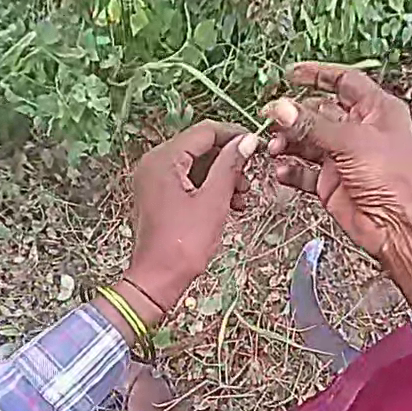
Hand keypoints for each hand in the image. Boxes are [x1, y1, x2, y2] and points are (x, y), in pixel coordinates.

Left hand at [122, 120, 256, 311]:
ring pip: (195, 165)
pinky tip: (227, 205)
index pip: (205, 132)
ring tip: (240, 199)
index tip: (259, 146)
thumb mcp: (214, 201)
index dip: (235, 136)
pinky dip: (207, 188)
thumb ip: (230, 165)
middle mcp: (153, 163)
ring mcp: (153, 180)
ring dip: (221, 177)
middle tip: (247, 182)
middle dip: (228, 161)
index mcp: (163, 159)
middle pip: (199, 147)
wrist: (157, 278)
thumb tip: (248, 140)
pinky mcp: (156, 196)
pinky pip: (186, 181)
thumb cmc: (183, 243)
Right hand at [264, 63, 411, 300]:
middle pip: (317, 114)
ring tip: (273, 149)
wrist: (403, 226)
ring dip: (287, 144)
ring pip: (306, 143)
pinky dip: (290, 171)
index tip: (290, 75)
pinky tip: (281, 171)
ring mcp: (342, 159)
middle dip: (293, 117)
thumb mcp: (352, 142)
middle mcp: (357, 132)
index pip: (344, 82)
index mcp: (375, 111)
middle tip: (270, 119)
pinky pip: (303, 173)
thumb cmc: (396, 178)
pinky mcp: (330, 185)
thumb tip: (278, 107)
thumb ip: (311, 126)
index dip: (318, 75)